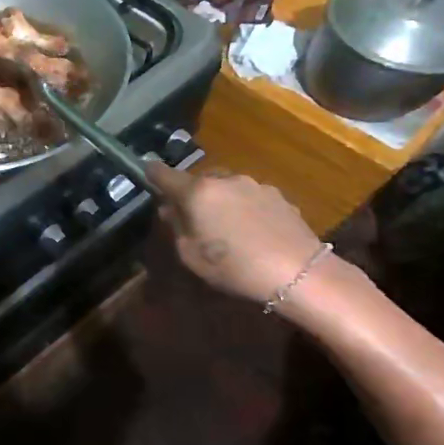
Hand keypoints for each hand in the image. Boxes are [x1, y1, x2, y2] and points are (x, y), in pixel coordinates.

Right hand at [147, 162, 323, 304]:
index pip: (165, 174)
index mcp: (198, 192)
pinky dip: (244, 208)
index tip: (146, 172)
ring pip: (226, 187)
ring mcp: (254, 184)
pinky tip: (252, 231)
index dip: (152, 173)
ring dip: (220, 200)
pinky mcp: (278, 195)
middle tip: (191, 217)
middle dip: (192, 194)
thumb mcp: (191, 255)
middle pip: (199, 180)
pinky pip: (249, 197)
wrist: (297, 271)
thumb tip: (169, 208)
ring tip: (226, 227)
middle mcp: (225, 179)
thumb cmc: (234, 267)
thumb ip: (176, 227)